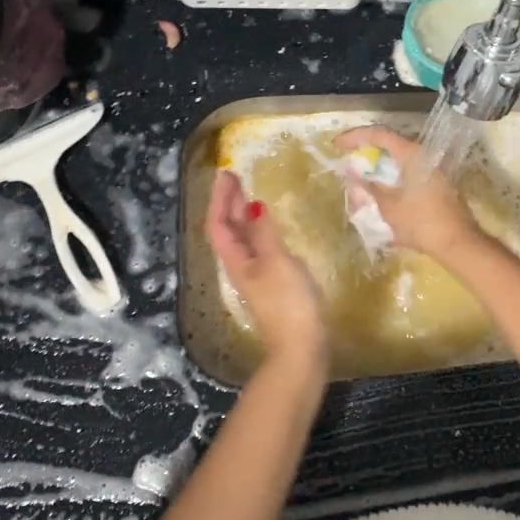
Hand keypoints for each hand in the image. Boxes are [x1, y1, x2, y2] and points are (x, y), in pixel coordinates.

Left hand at [204, 171, 326, 368]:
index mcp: (236, 261)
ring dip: (242, 214)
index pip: (219, 224)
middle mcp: (241, 266)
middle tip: (237, 176)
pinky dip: (259, 230)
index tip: (226, 173)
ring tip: (249, 194)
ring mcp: (257, 275)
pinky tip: (269, 227)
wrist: (301, 346)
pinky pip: (258, 247)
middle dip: (229, 202)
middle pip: (228, 230)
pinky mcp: (273, 282)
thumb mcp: (277, 261)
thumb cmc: (288, 302)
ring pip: (242, 238)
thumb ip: (265, 232)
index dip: (219, 198)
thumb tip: (252, 205)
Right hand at [333, 126, 480, 256]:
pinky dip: (391, 176)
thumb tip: (353, 174)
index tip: (337, 144)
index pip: (379, 134)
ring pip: (399, 159)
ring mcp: (432, 169)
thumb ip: (370, 187)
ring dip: (379, 165)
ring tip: (360, 176)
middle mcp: (424, 156)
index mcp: (412, 155)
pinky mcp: (435, 182)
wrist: (456, 241)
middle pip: (390, 144)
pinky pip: (408, 171)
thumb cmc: (420, 222)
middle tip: (347, 158)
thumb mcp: (389, 206)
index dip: (355, 136)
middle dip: (367, 150)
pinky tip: (380, 189)